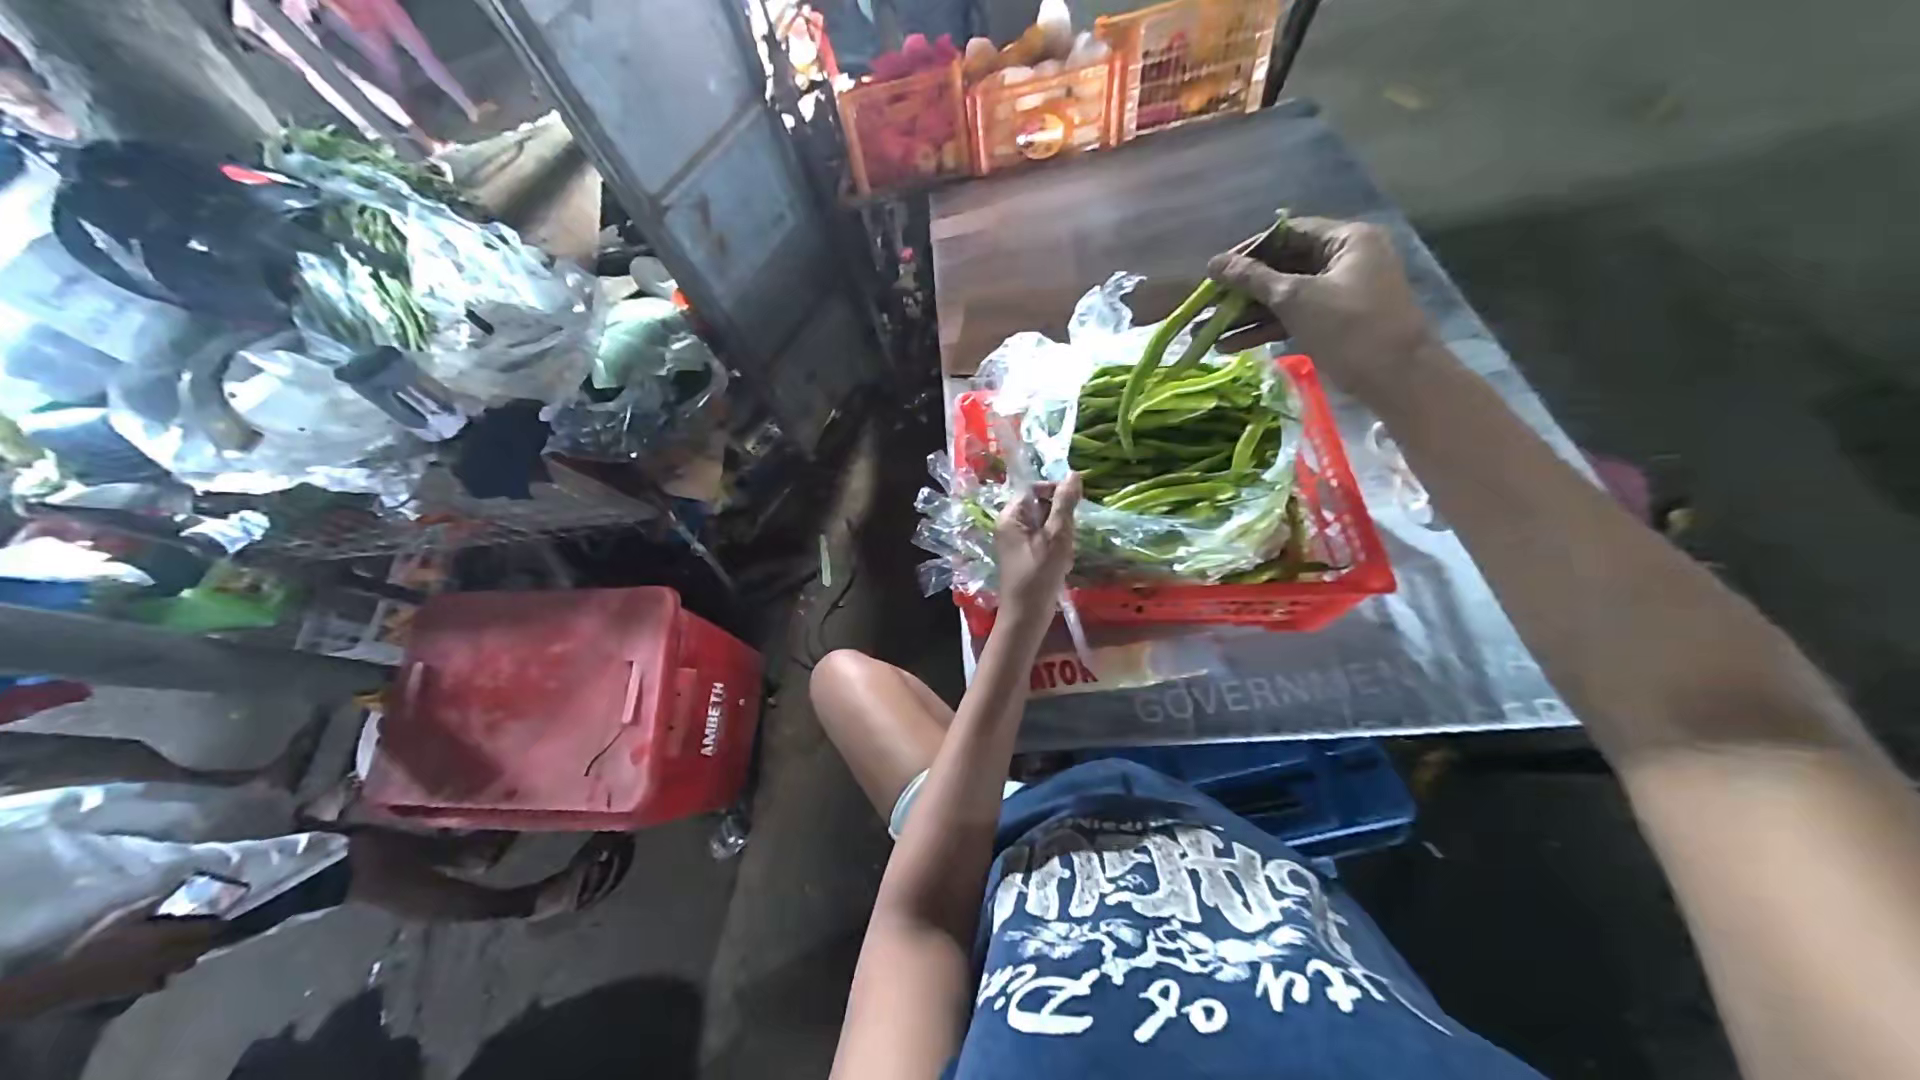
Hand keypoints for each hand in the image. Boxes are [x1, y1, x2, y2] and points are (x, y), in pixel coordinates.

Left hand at [994, 473, 1081, 626]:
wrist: (1026, 615)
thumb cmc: (1039, 574)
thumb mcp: (1056, 536)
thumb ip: (1065, 503)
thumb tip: (1073, 474)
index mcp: (1011, 516)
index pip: (1034, 488)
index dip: (1056, 492)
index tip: (1075, 506)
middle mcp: (1010, 525)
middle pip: (1042, 506)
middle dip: (1061, 520)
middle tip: (1067, 539)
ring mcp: (1017, 542)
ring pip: (1047, 526)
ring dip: (1061, 537)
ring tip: (1063, 555)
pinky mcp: (1026, 556)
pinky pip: (1045, 542)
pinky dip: (1057, 550)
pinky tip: (1061, 565)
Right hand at [1206, 216, 1439, 397]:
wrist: (1396, 377)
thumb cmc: (1350, 327)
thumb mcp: (1296, 298)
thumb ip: (1253, 279)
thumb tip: (1215, 263)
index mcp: (1346, 240)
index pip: (1287, 233)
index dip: (1248, 251)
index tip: (1216, 272)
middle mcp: (1343, 260)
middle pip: (1282, 266)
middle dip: (1242, 290)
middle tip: (1207, 305)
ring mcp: (1338, 293)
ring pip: (1283, 296)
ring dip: (1246, 315)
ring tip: (1209, 332)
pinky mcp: (1331, 322)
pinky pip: (1292, 317)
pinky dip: (1264, 330)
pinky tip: (1230, 346)